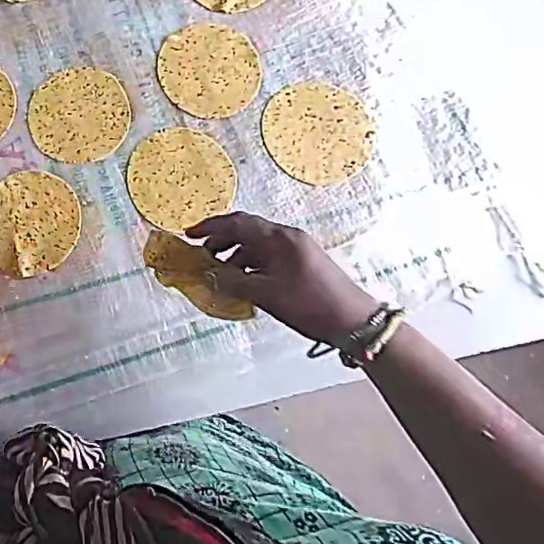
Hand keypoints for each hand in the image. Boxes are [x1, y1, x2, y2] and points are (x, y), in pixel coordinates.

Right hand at [187, 212, 380, 342]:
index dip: (211, 227)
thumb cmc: (310, 304)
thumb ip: (233, 281)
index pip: (238, 223)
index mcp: (279, 238)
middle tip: (202, 255)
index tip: (190, 235)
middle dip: (222, 240)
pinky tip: (243, 280)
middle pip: (247, 230)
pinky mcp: (303, 262)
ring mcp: (297, 249)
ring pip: (258, 245)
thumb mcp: (266, 294)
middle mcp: (288, 237)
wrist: (353, 320)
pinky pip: (269, 256)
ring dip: (236, 254)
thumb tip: (208, 274)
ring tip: (220, 272)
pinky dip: (251, 264)